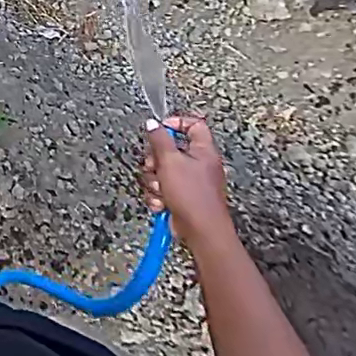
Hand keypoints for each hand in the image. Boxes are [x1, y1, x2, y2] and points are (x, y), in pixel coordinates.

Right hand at [139, 116, 235, 253]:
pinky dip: (158, 195)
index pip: (194, 124)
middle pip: (170, 148)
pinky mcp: (181, 196)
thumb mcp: (171, 161)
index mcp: (203, 150)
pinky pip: (162, 188)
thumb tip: (152, 123)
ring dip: (154, 181)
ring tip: (160, 189)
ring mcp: (190, 181)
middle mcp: (198, 164)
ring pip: (162, 170)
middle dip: (155, 159)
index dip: (175, 123)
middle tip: (154, 165)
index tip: (160, 129)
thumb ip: (159, 139)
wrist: (201, 231)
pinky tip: (161, 203)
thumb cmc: (193, 197)